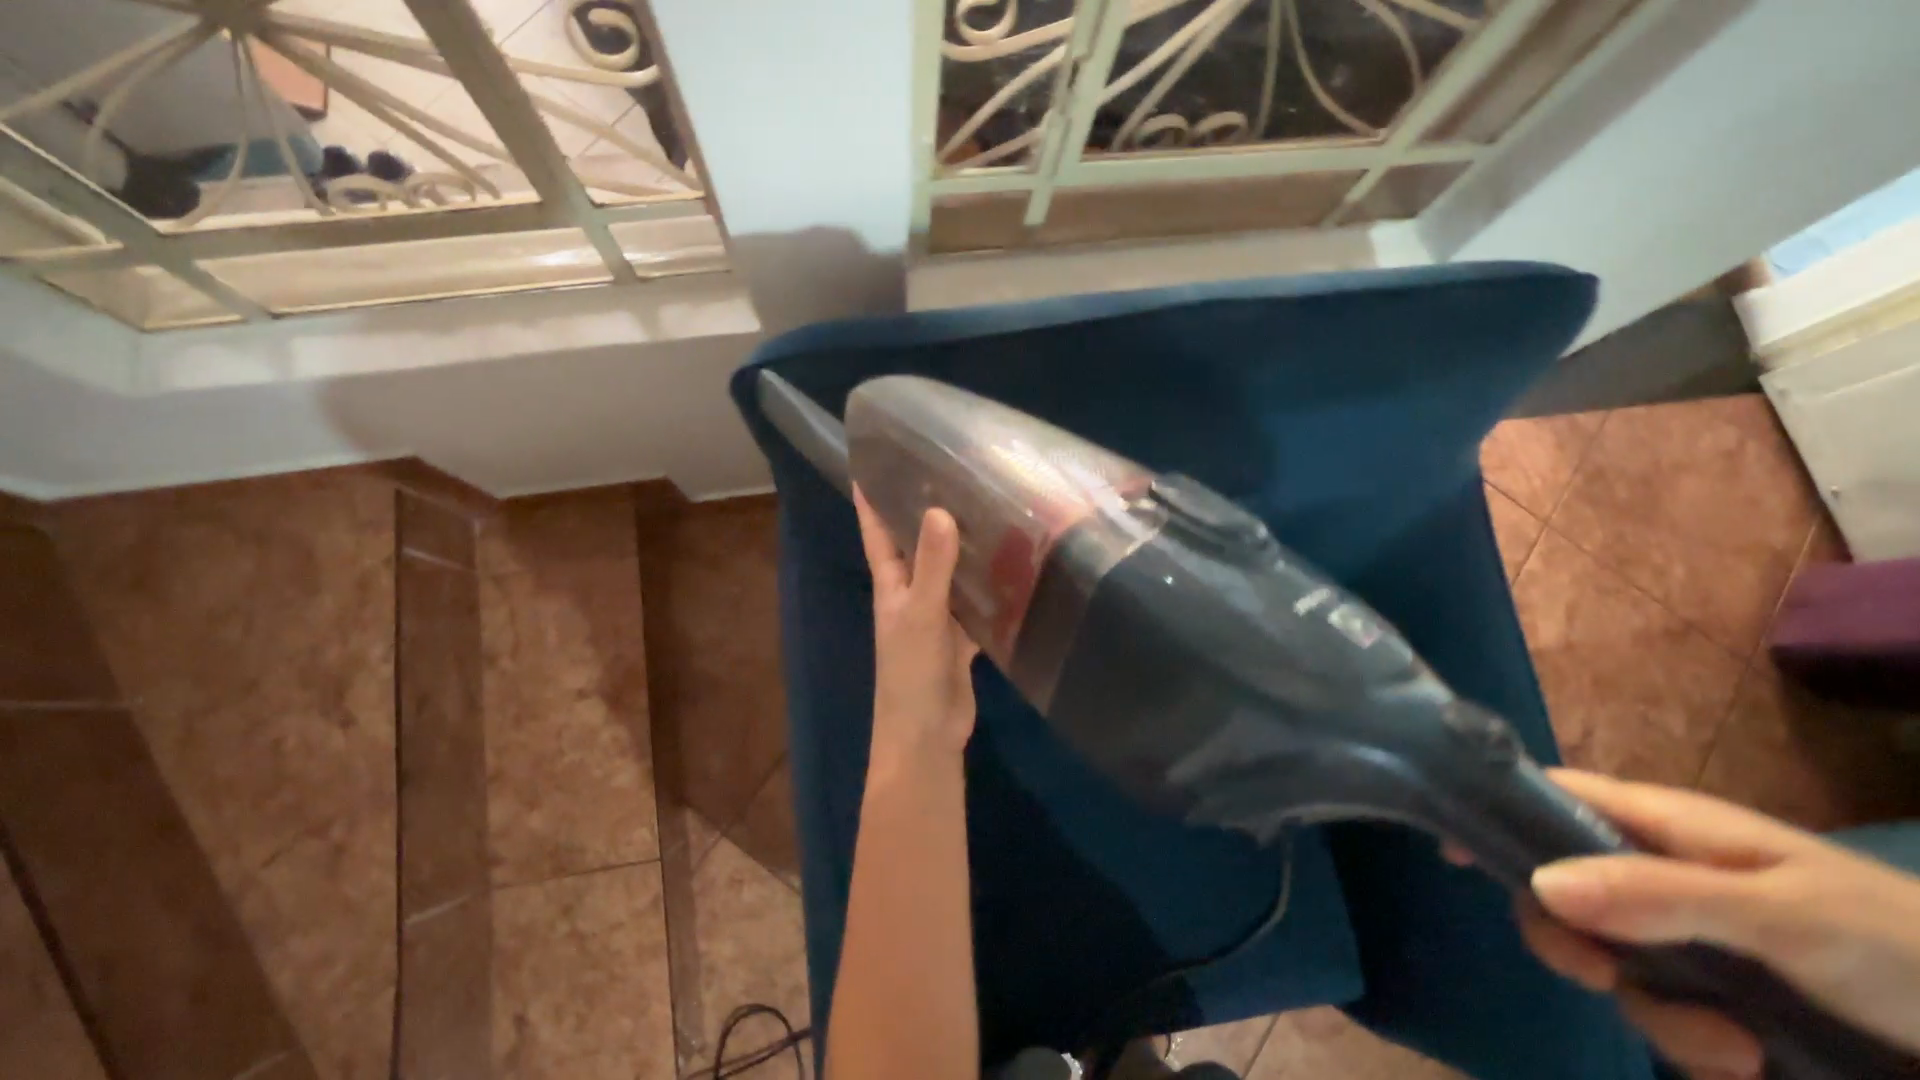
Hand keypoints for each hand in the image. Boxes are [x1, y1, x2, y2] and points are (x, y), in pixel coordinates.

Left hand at [854, 486, 979, 770]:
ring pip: (951, 574)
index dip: (871, 502)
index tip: (870, 464)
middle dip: (927, 515)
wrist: (925, 735)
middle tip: (951, 474)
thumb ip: (932, 566)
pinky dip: (990, 589)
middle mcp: (913, 596)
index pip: (878, 534)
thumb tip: (939, 510)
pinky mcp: (962, 639)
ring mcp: (938, 618)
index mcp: (892, 586)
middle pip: (918, 548)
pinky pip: (976, 605)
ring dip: (964, 549)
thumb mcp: (921, 614)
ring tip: (989, 509)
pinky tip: (1013, 569)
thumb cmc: (911, 672)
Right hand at [1503, 770, 1919, 1077]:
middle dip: (1572, 940)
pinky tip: (1750, 1067)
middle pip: (1563, 892)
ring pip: (1613, 966)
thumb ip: (1659, 894)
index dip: (1496, 811)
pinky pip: (1663, 1019)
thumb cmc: (1899, 944)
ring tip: (1737, 1051)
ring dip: (1659, 1016)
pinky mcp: (1721, 1000)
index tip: (1449, 850)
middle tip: (1600, 976)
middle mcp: (1663, 877)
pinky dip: (1694, 1051)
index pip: (1555, 797)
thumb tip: (1535, 882)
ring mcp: (1690, 940)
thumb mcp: (1781, 914)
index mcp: (1670, 829)